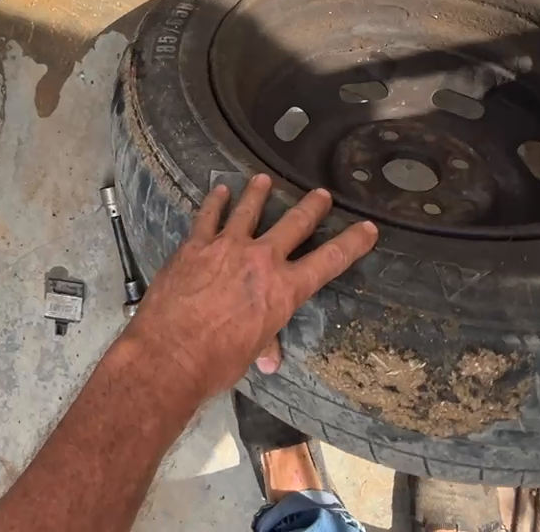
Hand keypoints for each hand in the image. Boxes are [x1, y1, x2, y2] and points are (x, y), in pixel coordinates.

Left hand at [120, 174, 378, 402]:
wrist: (172, 352)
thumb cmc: (218, 362)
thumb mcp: (250, 352)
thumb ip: (264, 342)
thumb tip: (269, 357)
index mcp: (283, 290)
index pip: (328, 262)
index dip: (351, 243)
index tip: (367, 227)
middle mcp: (261, 260)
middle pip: (293, 224)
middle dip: (311, 207)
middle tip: (321, 193)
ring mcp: (227, 246)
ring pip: (248, 210)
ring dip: (257, 193)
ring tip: (264, 178)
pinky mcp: (196, 244)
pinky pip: (208, 216)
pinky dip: (214, 202)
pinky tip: (218, 190)